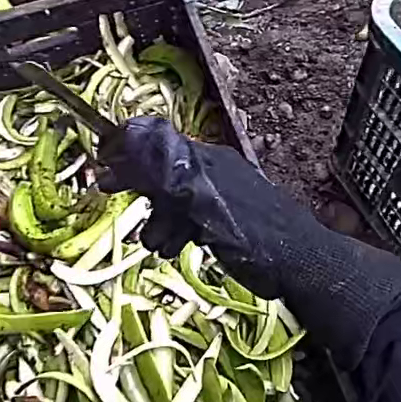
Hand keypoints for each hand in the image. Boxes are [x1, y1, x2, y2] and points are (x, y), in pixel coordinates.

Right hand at [96, 116, 400, 368]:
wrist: (300, 264)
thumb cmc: (251, 236)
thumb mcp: (204, 204)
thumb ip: (169, 173)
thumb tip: (134, 137)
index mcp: (205, 161)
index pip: (158, 140)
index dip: (126, 147)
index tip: (100, 163)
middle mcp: (212, 170)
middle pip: (162, 165)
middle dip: (135, 180)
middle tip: (108, 190)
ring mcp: (222, 192)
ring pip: (174, 194)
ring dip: (156, 215)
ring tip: (154, 241)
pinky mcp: (227, 216)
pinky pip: (190, 214)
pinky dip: (174, 228)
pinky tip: (171, 247)